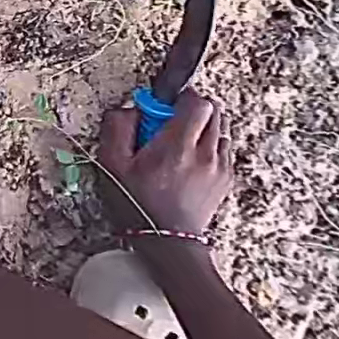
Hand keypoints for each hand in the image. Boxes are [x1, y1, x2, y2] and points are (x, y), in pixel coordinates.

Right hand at [95, 91, 233, 234]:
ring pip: (220, 127)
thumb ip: (118, 127)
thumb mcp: (112, 164)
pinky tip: (187, 159)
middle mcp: (206, 153)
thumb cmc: (136, 202)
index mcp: (177, 147)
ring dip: (200, 125)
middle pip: (214, 110)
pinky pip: (222, 146)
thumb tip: (131, 108)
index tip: (160, 108)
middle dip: (190, 108)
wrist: (167, 241)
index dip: (179, 97)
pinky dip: (207, 143)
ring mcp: (220, 166)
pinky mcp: (226, 177)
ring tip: (177, 141)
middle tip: (166, 123)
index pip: (197, 103)